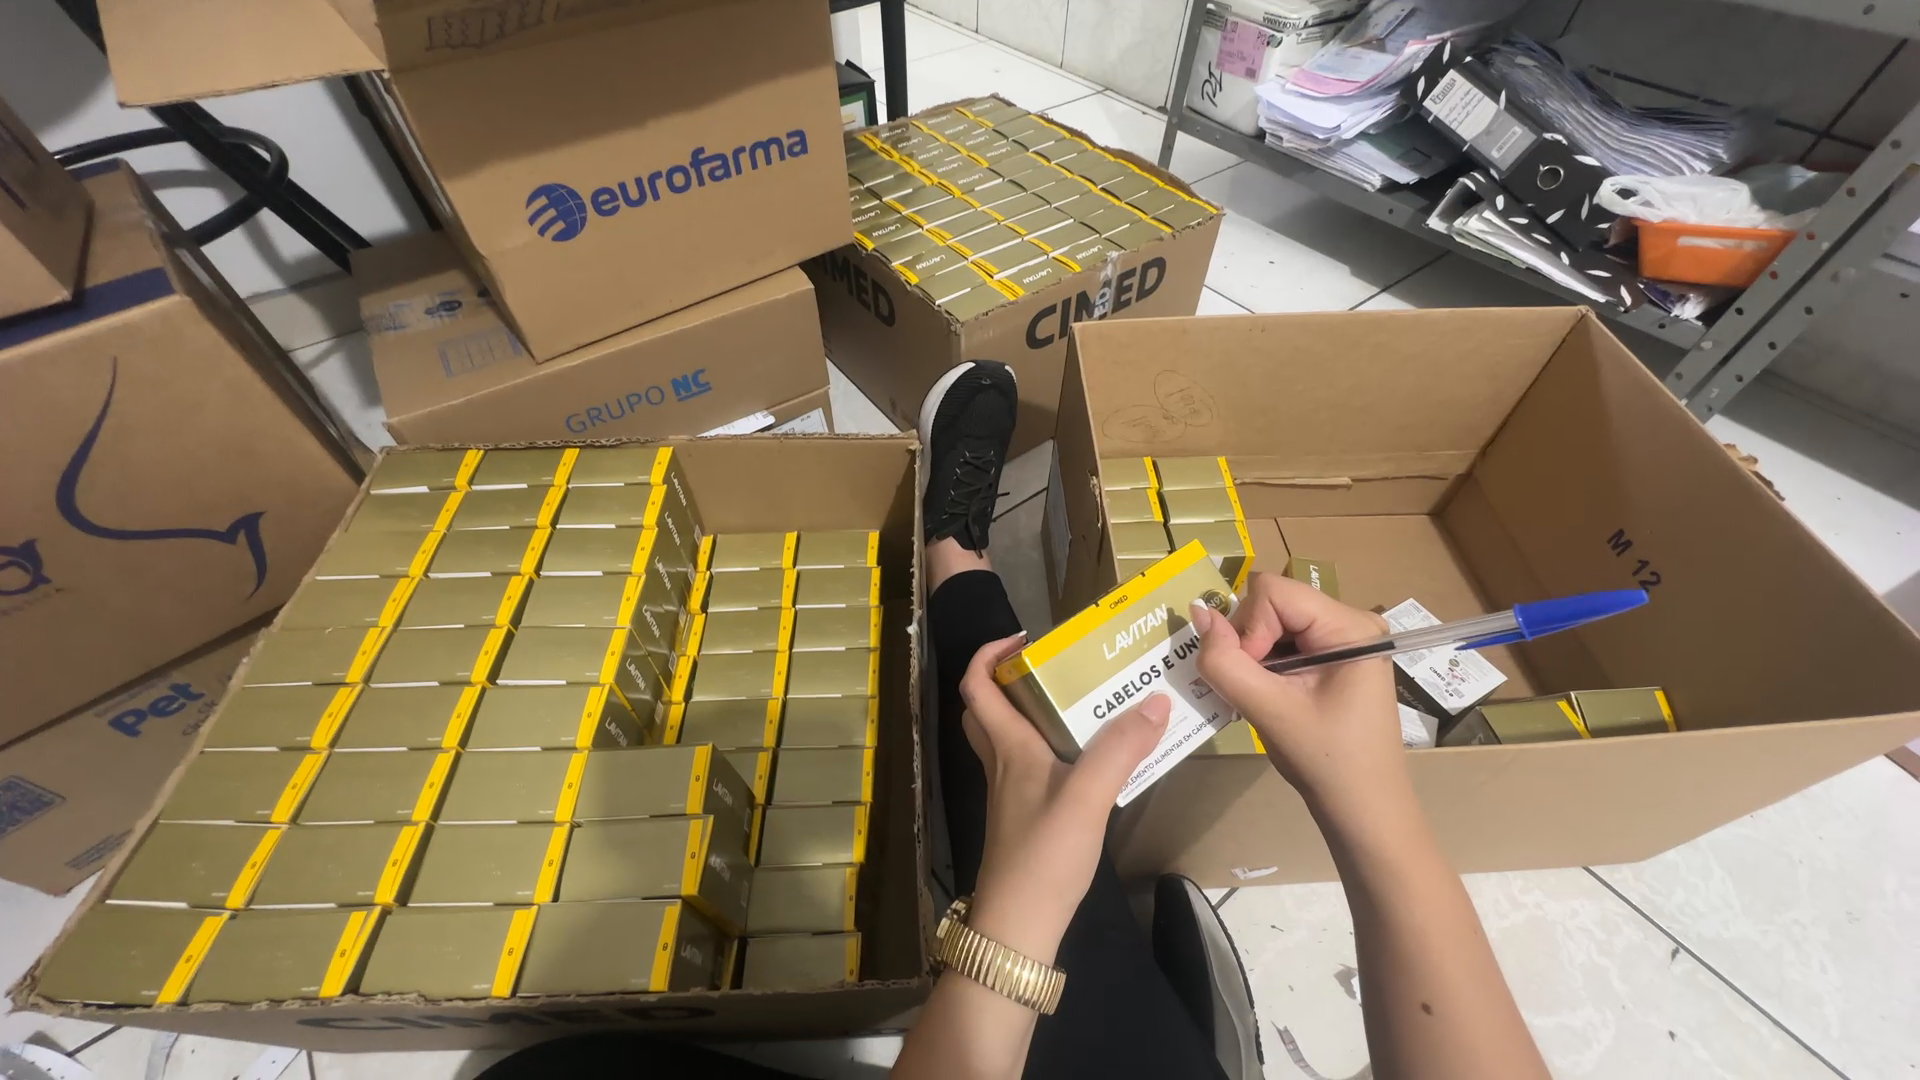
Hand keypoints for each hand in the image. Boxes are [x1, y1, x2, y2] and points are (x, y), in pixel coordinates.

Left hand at [956, 634, 1169, 962]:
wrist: (1019, 926)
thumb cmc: (1043, 854)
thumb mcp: (1088, 796)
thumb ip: (1120, 748)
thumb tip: (1155, 700)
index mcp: (1008, 746)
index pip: (976, 685)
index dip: (987, 653)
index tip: (1022, 637)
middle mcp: (1002, 762)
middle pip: (987, 708)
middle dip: (1009, 679)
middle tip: (1052, 668)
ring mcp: (1011, 791)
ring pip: (1008, 737)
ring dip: (1031, 712)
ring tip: (1078, 703)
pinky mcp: (1024, 816)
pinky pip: (1030, 766)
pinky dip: (1050, 749)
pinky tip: (1087, 758)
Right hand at [1189, 573, 1404, 812]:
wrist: (1363, 810)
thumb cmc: (1326, 762)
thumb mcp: (1268, 710)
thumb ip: (1226, 661)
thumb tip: (1197, 612)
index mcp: (1350, 626)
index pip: (1272, 592)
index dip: (1247, 627)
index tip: (1252, 676)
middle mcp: (1349, 622)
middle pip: (1271, 602)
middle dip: (1247, 640)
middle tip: (1251, 686)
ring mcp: (1340, 639)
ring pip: (1270, 620)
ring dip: (1251, 654)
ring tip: (1258, 693)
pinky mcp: (1329, 657)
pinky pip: (1279, 639)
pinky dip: (1260, 662)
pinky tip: (1265, 692)